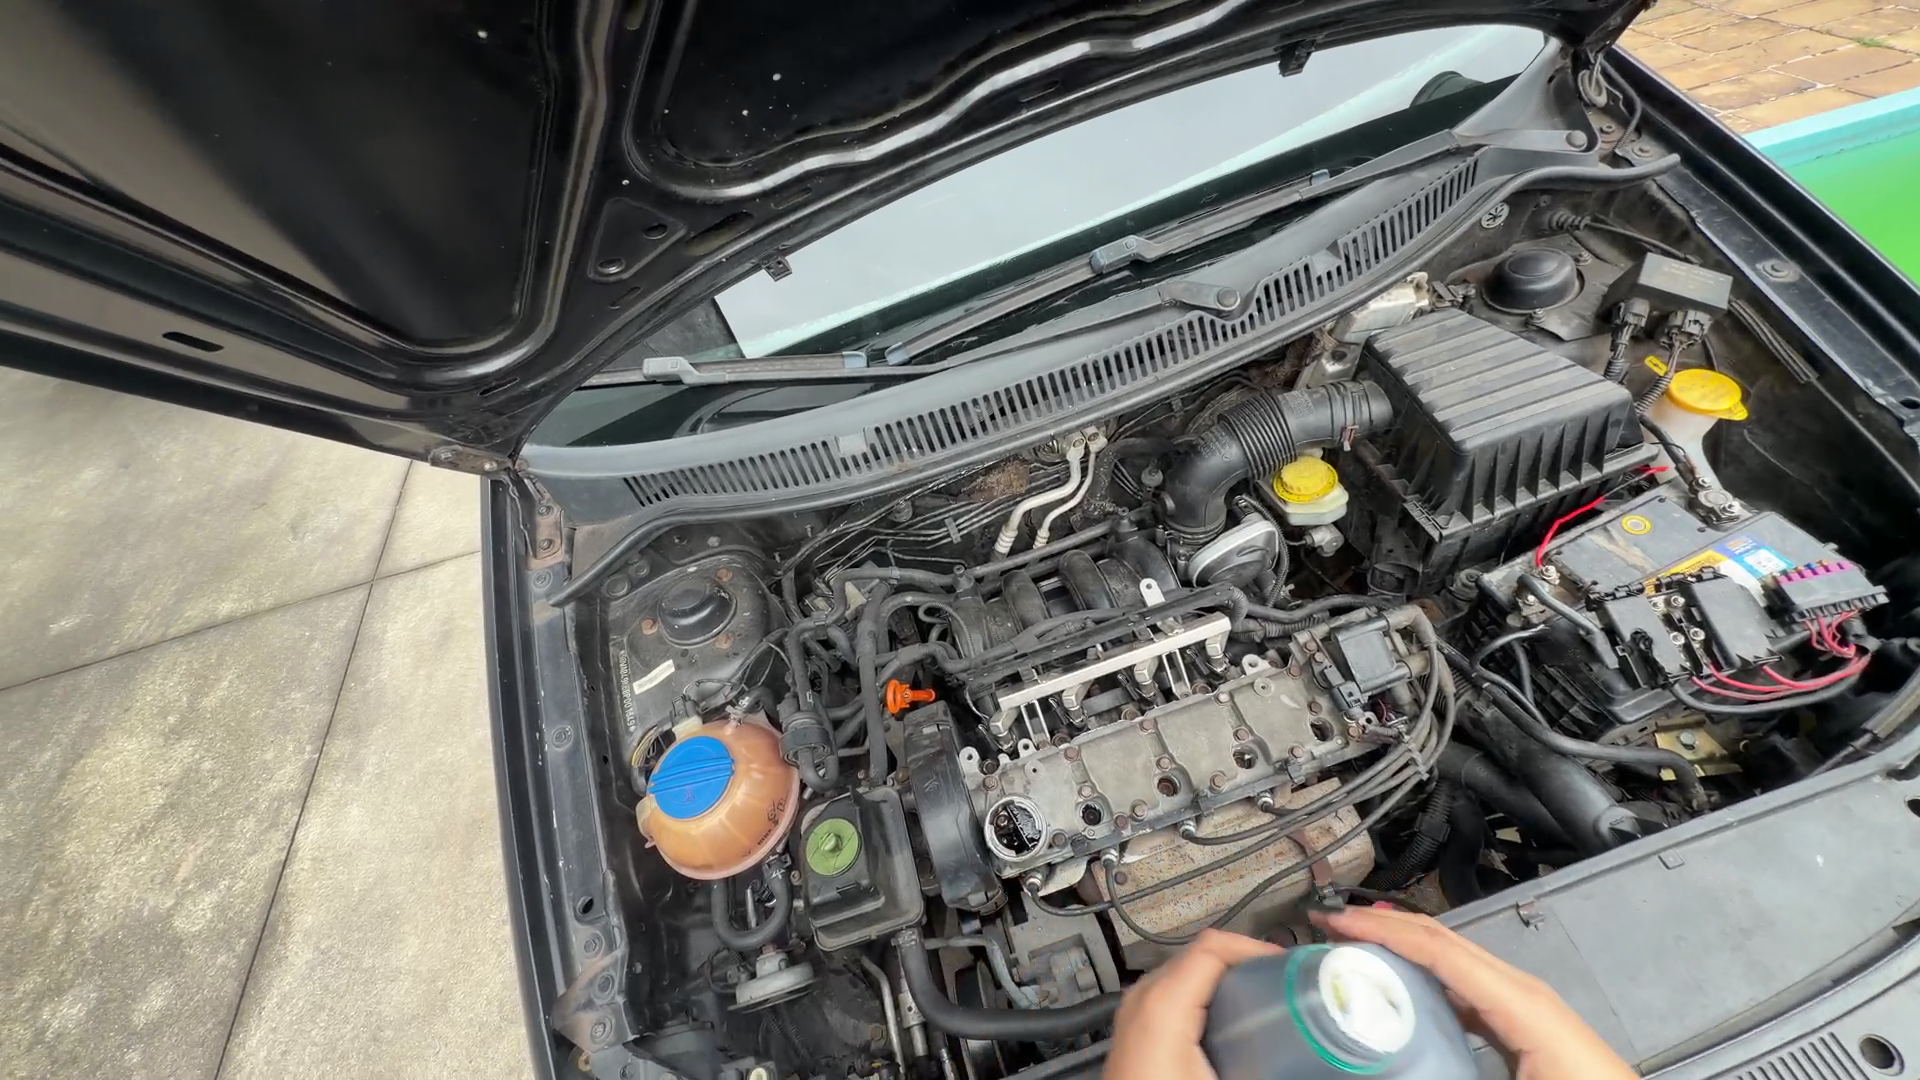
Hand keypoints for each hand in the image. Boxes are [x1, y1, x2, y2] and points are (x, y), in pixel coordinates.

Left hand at [1104, 930, 1283, 1079]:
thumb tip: (1303, 1064)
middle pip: (1198, 957)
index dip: (1252, 948)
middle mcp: (1144, 995)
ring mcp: (1134, 1009)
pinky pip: (1171, 995)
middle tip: (1283, 982)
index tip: (1287, 964)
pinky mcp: (1133, 1028)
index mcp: (1163, 1000)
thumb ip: (1263, 1064)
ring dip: (1222, 979)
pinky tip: (1227, 1022)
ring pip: (1184, 974)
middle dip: (1242, 963)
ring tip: (1262, 999)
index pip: (1210, 947)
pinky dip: (1201, 997)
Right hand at [1314, 906, 1635, 1079]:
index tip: (1331, 922)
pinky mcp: (1525, 1022)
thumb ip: (1436, 1069)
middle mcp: (1523, 991)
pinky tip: (1397, 980)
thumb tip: (1379, 1067)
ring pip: (1450, 952)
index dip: (1379, 929)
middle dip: (1379, 923)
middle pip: (1440, 937)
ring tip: (1351, 943)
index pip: (1436, 946)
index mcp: (1522, 1004)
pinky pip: (1463, 979)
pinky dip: (1421, 968)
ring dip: (1397, 941)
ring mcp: (1526, 1003)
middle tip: (1326, 924)